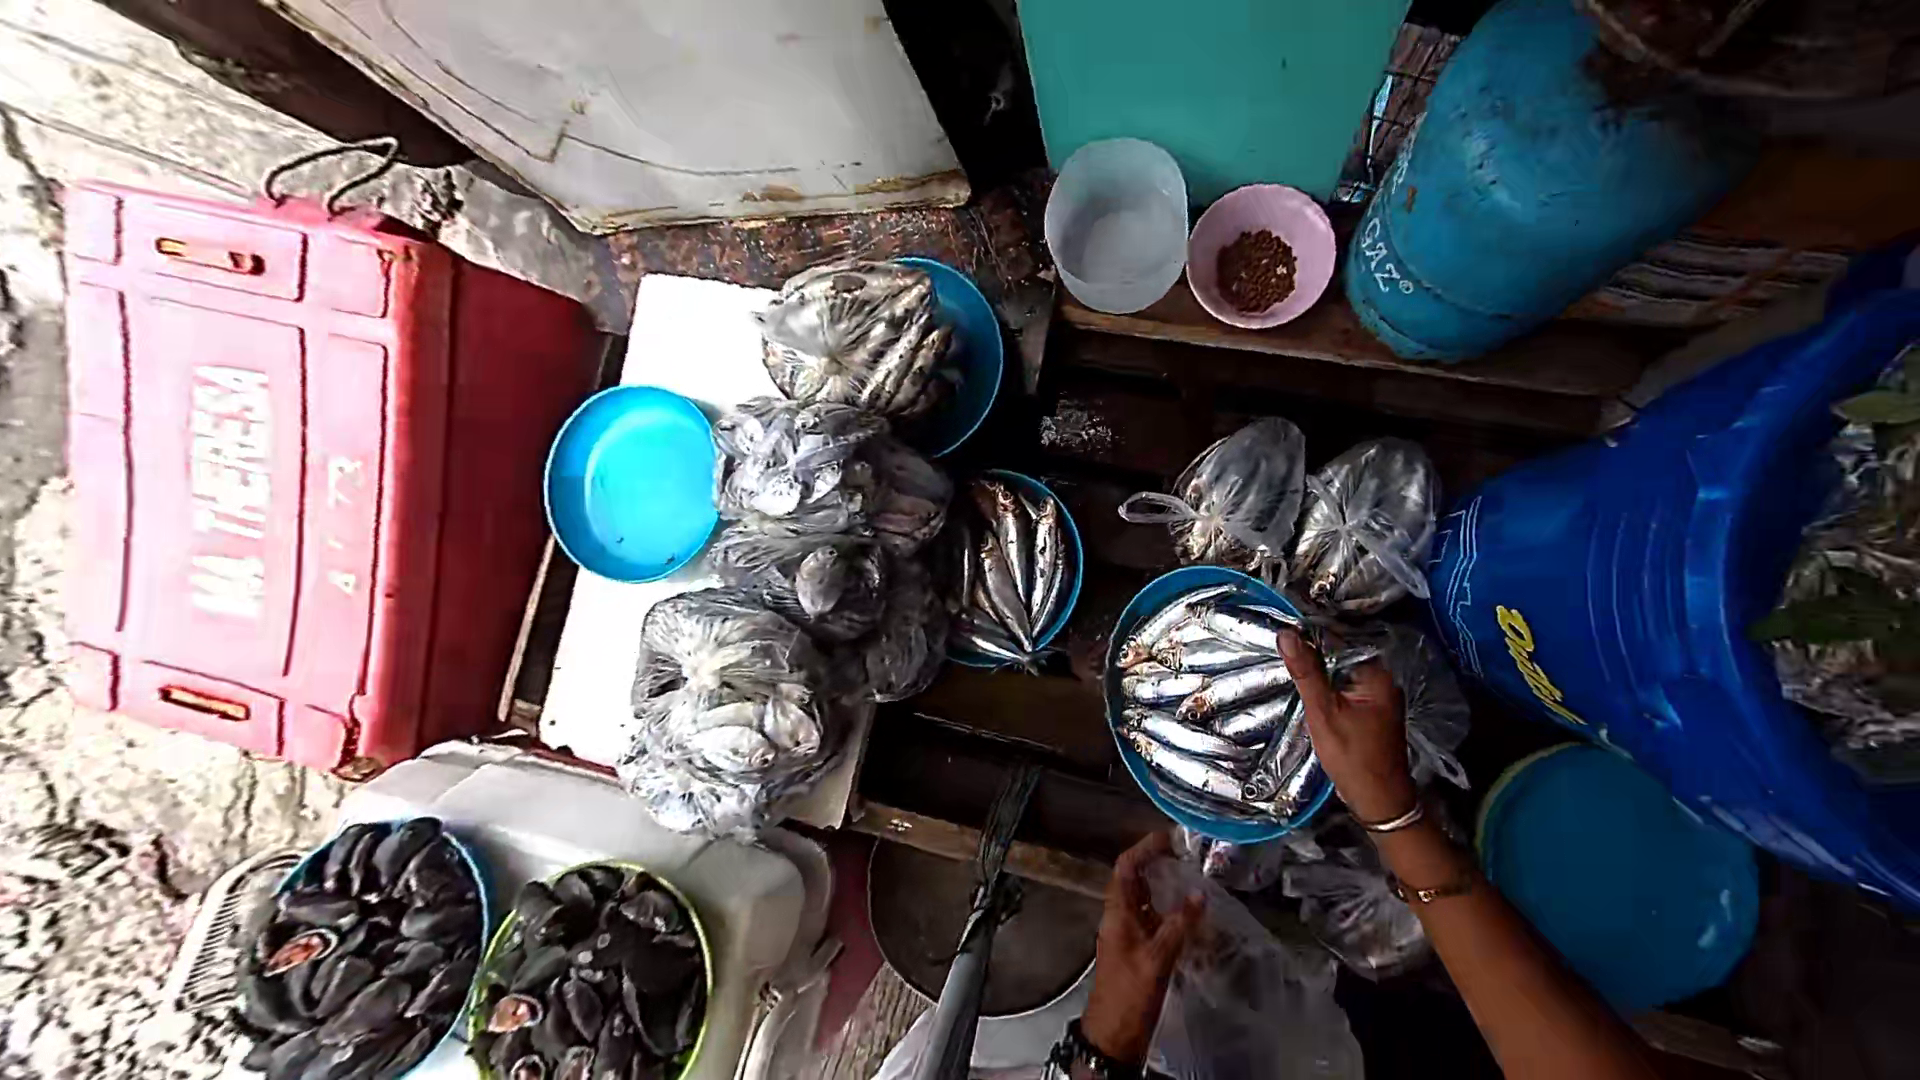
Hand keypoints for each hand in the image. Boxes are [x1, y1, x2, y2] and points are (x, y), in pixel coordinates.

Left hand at [1081, 831, 1202, 1064]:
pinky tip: (1188, 917)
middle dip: (1155, 864)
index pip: (1125, 867)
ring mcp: (1127, 933)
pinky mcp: (1137, 950)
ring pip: (1144, 900)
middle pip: (1134, 879)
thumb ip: (1178, 926)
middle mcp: (1119, 916)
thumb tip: (1199, 895)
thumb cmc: (1130, 994)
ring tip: (1189, 879)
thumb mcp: (1157, 958)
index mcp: (1116, 910)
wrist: (1114, 1035)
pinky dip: (1168, 913)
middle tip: (1183, 856)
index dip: (1143, 849)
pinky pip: (1151, 920)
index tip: (1166, 838)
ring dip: (1163, 888)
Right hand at [1278, 630, 1415, 823]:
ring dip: (1316, 667)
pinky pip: (1343, 684)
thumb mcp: (1323, 711)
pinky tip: (1306, 685)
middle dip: (1311, 650)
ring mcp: (1377, 696)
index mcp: (1377, 676)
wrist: (1378, 800)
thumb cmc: (1352, 756)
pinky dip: (1325, 682)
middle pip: (1341, 653)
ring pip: (1340, 670)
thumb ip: (1306, 671)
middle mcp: (1382, 680)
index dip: (1309, 635)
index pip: (1339, 641)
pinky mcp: (1369, 709)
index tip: (1281, 633)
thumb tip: (1286, 634)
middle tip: (1279, 647)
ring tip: (1287, 662)